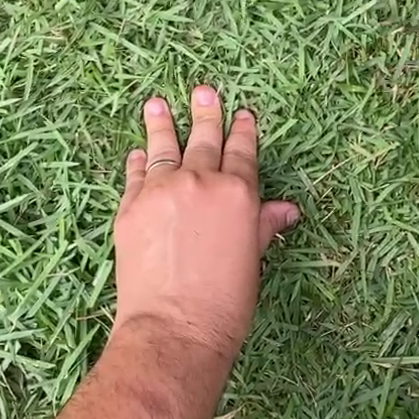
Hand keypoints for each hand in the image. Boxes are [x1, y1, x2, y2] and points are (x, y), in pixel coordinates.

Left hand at [111, 86, 300, 364]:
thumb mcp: (253, 260)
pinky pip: (135, 175)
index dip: (243, 131)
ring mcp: (161, 191)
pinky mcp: (130, 207)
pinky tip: (137, 152)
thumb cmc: (225, 303)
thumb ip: (264, 225)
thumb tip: (288, 210)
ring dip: (161, 124)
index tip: (242, 114)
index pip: (242, 152)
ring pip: (163, 148)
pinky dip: (137, 162)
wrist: (174, 328)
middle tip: (203, 90)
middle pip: (203, 140)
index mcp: (237, 193)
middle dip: (205, 113)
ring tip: (157, 103)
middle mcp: (200, 182)